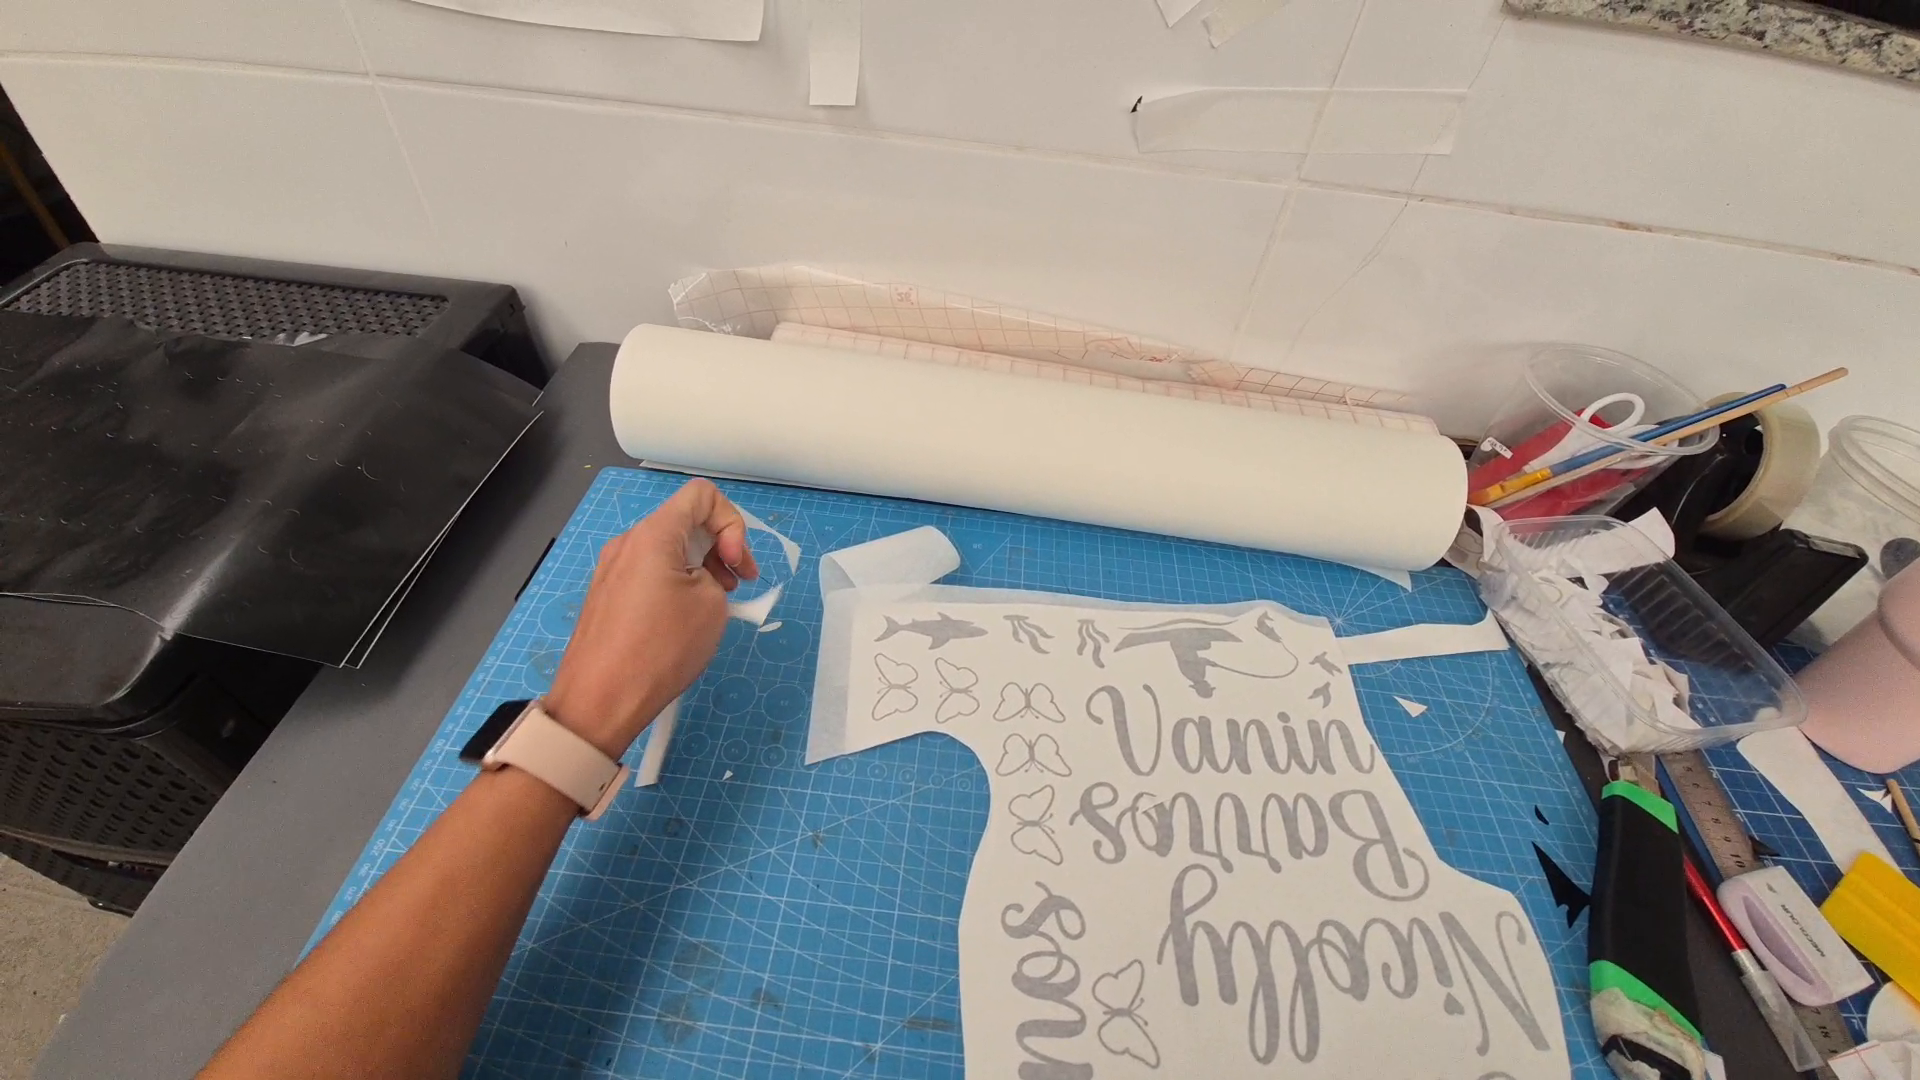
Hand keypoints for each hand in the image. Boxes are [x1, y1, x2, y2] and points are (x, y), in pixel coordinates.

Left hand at [545, 479, 759, 757]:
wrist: (599, 700)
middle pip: (686, 521)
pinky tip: (686, 619)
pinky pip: (651, 572)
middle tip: (738, 585)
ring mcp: (613, 569)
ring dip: (702, 566)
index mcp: (654, 534)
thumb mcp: (712, 604)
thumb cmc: (661, 647)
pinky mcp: (607, 594)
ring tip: (715, 604)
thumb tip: (704, 576)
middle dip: (721, 547)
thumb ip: (717, 574)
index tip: (734, 564)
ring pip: (669, 548)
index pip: (702, 495)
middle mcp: (628, 542)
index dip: (731, 523)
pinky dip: (678, 583)